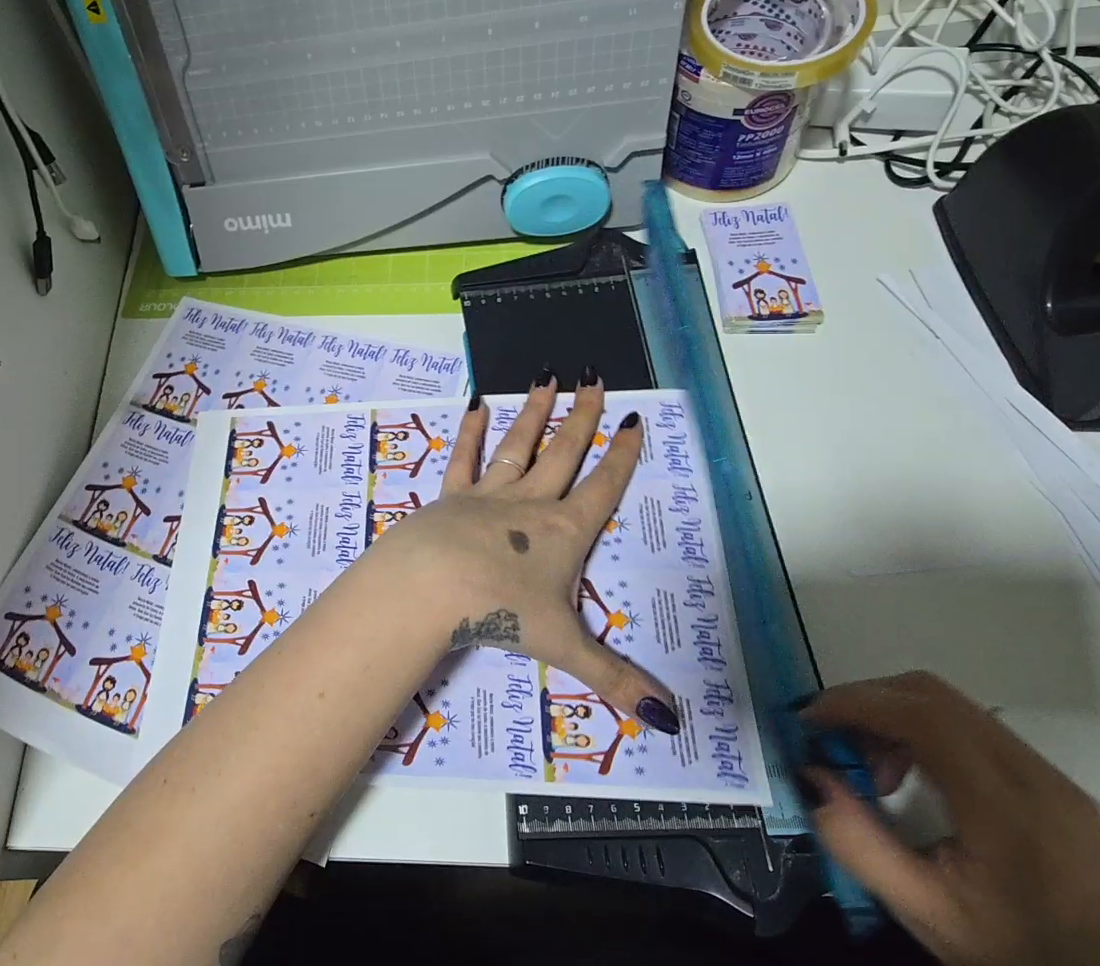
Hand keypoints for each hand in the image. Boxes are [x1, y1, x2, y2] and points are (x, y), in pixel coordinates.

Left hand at [356, 369, 682, 735]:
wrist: (430, 587)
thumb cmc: (499, 612)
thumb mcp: (564, 648)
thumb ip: (615, 680)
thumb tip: (670, 721)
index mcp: (564, 532)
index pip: (603, 487)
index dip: (622, 456)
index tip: (634, 420)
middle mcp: (529, 505)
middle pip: (563, 453)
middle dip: (583, 418)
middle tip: (594, 379)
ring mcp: (486, 497)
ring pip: (517, 447)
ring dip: (534, 414)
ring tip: (546, 378)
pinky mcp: (447, 499)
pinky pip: (463, 459)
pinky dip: (470, 431)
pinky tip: (475, 404)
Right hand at [801, 672, 1099, 965]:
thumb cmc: (1011, 954)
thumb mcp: (920, 908)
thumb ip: (858, 840)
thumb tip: (812, 776)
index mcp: (1007, 807)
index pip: (924, 717)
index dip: (857, 703)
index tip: (810, 719)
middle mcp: (1038, 777)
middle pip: (937, 696)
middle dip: (870, 701)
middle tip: (831, 738)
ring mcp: (1054, 779)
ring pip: (958, 708)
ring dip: (898, 718)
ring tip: (873, 771)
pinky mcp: (1058, 788)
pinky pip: (979, 732)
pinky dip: (929, 735)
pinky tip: (913, 780)